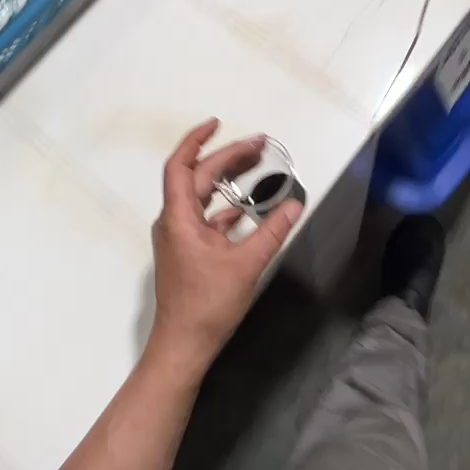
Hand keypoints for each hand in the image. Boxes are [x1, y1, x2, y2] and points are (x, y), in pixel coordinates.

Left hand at [146, 119, 302, 373]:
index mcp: (179, 217)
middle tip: (259, 146)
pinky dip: (226, 208)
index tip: (218, 124)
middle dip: (226, 159)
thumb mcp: (246, 264)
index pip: (180, 166)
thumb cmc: (208, 304)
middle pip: (197, 178)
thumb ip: (272, 231)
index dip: (196, 140)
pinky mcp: (187, 252)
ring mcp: (179, 237)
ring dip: (227, 181)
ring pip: (202, 197)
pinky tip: (248, 209)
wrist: (183, 345)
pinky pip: (206, 218)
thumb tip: (296, 204)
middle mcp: (174, 221)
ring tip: (257, 167)